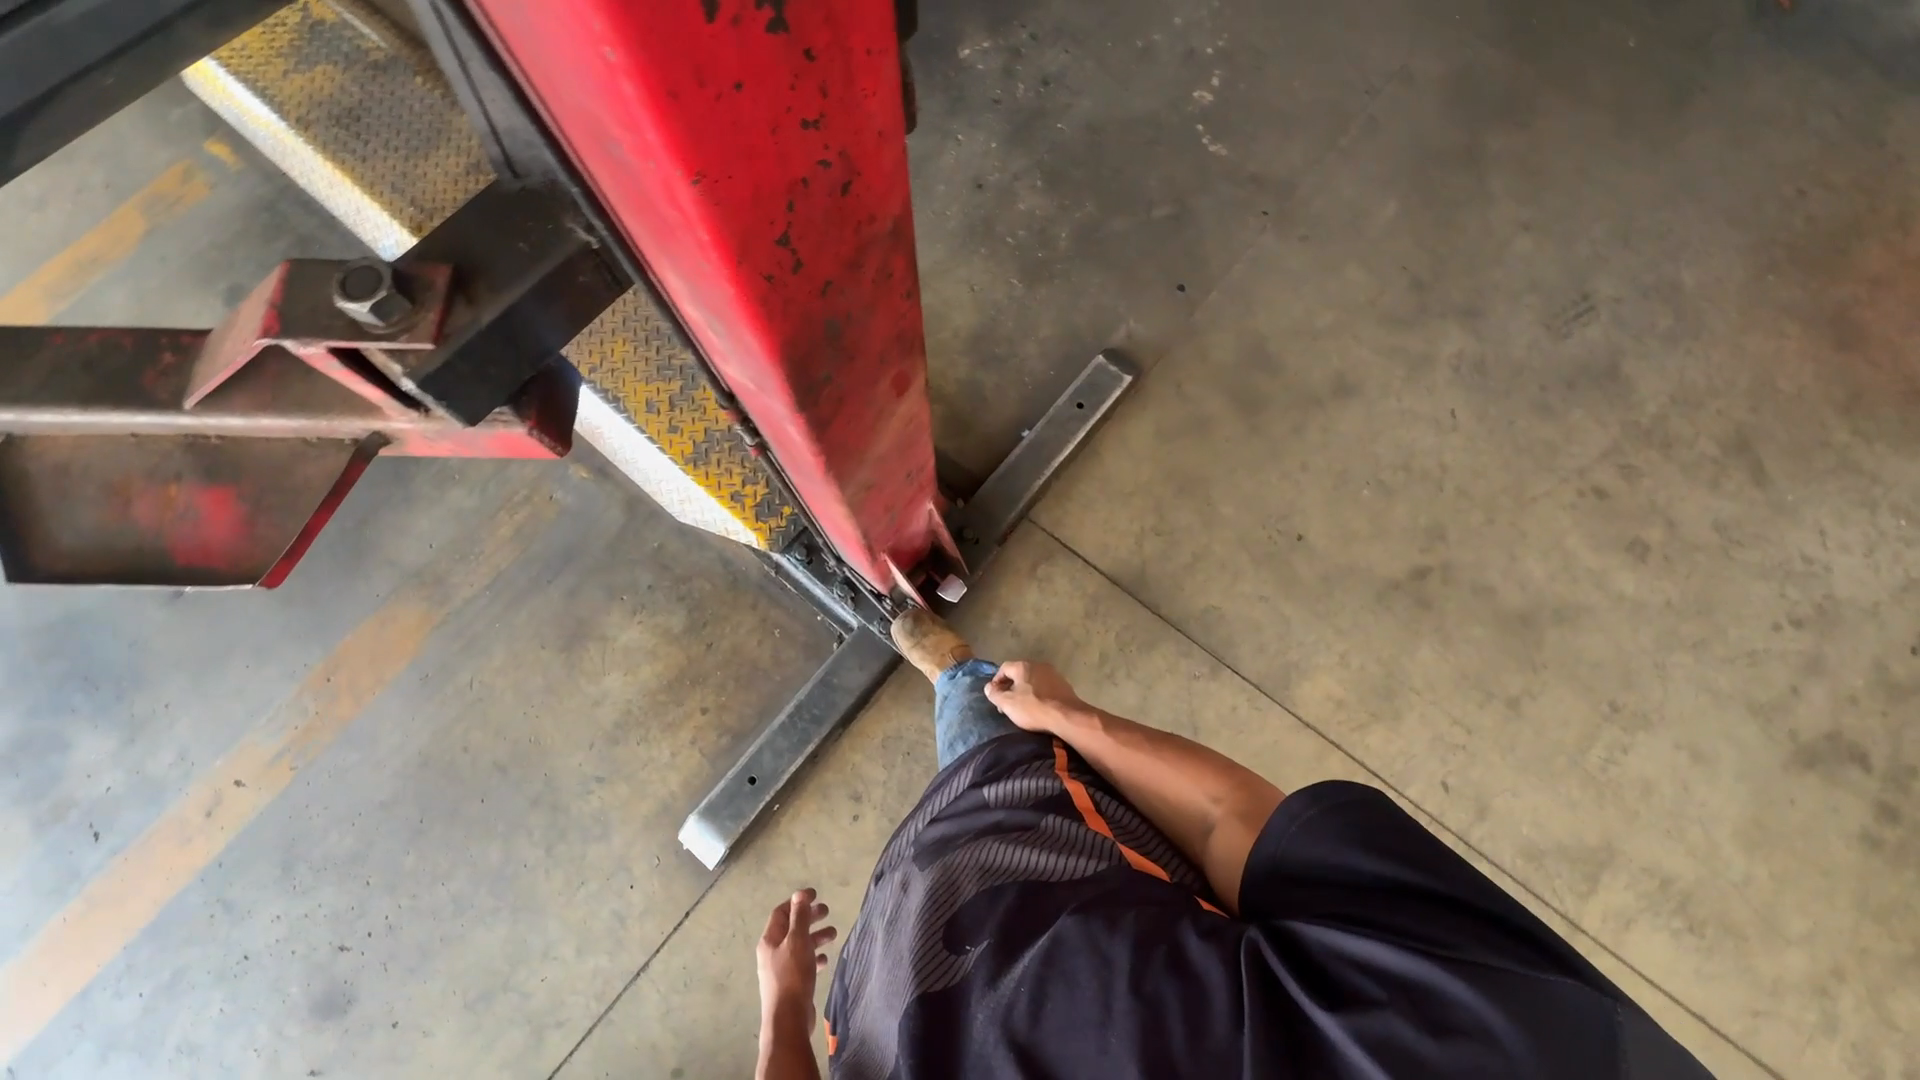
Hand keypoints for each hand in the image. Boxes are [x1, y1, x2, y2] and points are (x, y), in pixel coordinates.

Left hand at [756, 888, 836, 1021]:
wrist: (788, 1019)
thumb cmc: (792, 976)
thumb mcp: (797, 941)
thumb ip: (799, 917)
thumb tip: (799, 893)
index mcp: (769, 940)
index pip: (781, 912)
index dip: (797, 901)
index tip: (816, 895)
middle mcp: (772, 952)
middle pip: (791, 927)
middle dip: (809, 918)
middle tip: (827, 911)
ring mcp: (780, 969)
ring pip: (799, 945)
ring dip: (815, 937)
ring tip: (833, 933)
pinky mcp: (790, 984)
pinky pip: (802, 963)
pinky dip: (814, 957)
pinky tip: (825, 960)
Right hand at [985, 661, 1089, 733]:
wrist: (1066, 716)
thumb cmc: (1033, 708)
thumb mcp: (1007, 704)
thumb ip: (995, 694)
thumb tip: (988, 687)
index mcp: (1023, 666)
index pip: (1004, 668)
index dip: (996, 681)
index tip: (995, 696)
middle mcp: (1038, 665)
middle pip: (1019, 674)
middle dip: (1010, 688)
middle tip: (1007, 704)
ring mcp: (1053, 674)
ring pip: (1033, 681)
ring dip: (1025, 691)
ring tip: (1022, 707)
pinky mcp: (1064, 685)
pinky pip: (1045, 687)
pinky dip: (1038, 695)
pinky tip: (1038, 708)